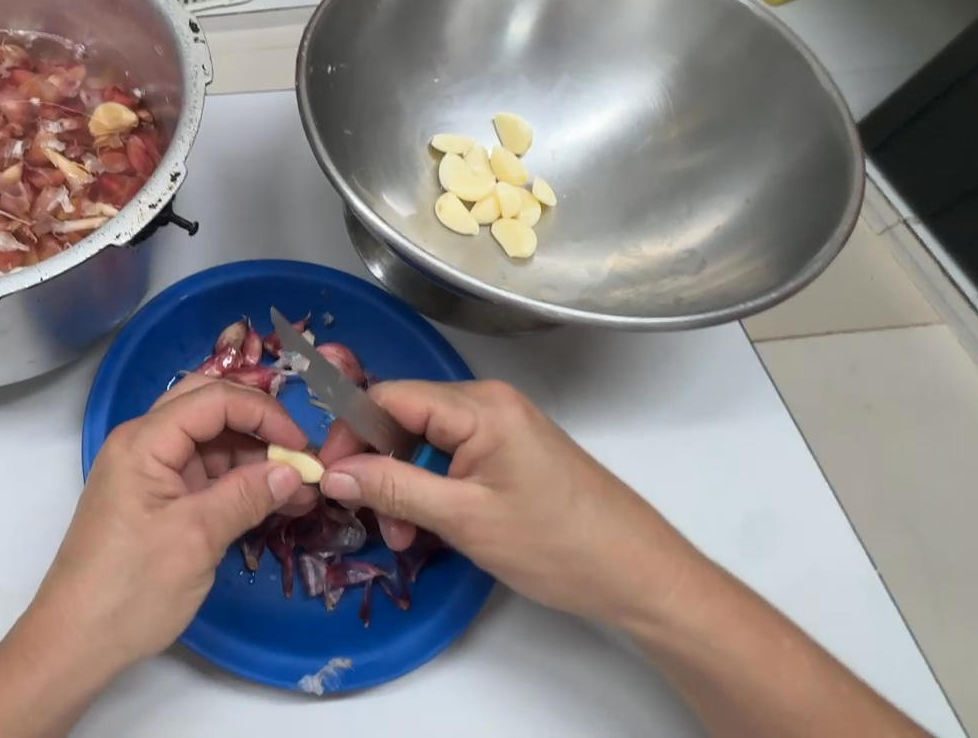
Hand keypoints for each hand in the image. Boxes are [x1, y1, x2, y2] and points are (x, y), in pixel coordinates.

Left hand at [30, 379, 314, 671]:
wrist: (76, 640)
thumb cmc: (132, 587)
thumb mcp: (196, 539)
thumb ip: (245, 497)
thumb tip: (293, 472)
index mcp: (145, 440)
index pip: (212, 399)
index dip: (262, 413)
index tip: (302, 445)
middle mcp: (144, 443)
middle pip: (208, 409)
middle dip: (258, 427)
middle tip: (301, 456)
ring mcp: (149, 471)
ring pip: (209, 442)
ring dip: (252, 459)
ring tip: (300, 489)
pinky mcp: (156, 498)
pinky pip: (203, 474)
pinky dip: (237, 483)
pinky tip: (273, 501)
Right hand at [315, 380, 704, 627]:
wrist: (646, 579)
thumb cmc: (557, 546)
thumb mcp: (463, 520)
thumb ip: (391, 490)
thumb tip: (331, 475)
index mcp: (477, 406)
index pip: (387, 398)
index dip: (350, 433)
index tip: (331, 476)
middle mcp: (485, 401)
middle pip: (402, 417)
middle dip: (378, 465)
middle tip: (370, 516)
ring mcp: (500, 423)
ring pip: (423, 440)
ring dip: (402, 483)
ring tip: (404, 535)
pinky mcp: (508, 448)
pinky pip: (448, 453)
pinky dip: (429, 486)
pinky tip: (428, 524)